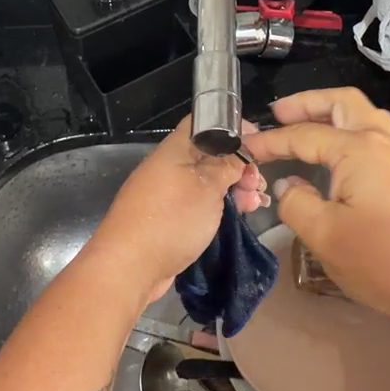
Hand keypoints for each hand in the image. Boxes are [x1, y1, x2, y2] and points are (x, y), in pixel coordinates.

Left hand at [86, 116, 269, 302]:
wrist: (130, 267)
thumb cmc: (171, 219)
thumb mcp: (207, 188)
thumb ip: (227, 165)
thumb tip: (240, 150)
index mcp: (175, 149)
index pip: (205, 122)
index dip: (234, 128)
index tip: (259, 145)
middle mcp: (171, 166)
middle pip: (211, 154)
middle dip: (239, 166)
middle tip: (259, 183)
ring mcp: (170, 193)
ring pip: (209, 182)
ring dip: (235, 189)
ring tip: (256, 203)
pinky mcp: (172, 217)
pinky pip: (201, 203)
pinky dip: (221, 207)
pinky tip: (242, 214)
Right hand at [241, 88, 389, 331]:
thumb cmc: (385, 262)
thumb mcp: (325, 237)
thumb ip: (296, 204)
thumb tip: (288, 183)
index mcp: (358, 149)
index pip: (304, 135)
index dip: (270, 141)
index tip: (244, 147)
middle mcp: (382, 141)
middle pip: (343, 103)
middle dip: (308, 102)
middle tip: (279, 112)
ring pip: (366, 115)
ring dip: (334, 112)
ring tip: (308, 123)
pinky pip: (378, 134)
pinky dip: (352, 129)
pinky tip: (341, 153)